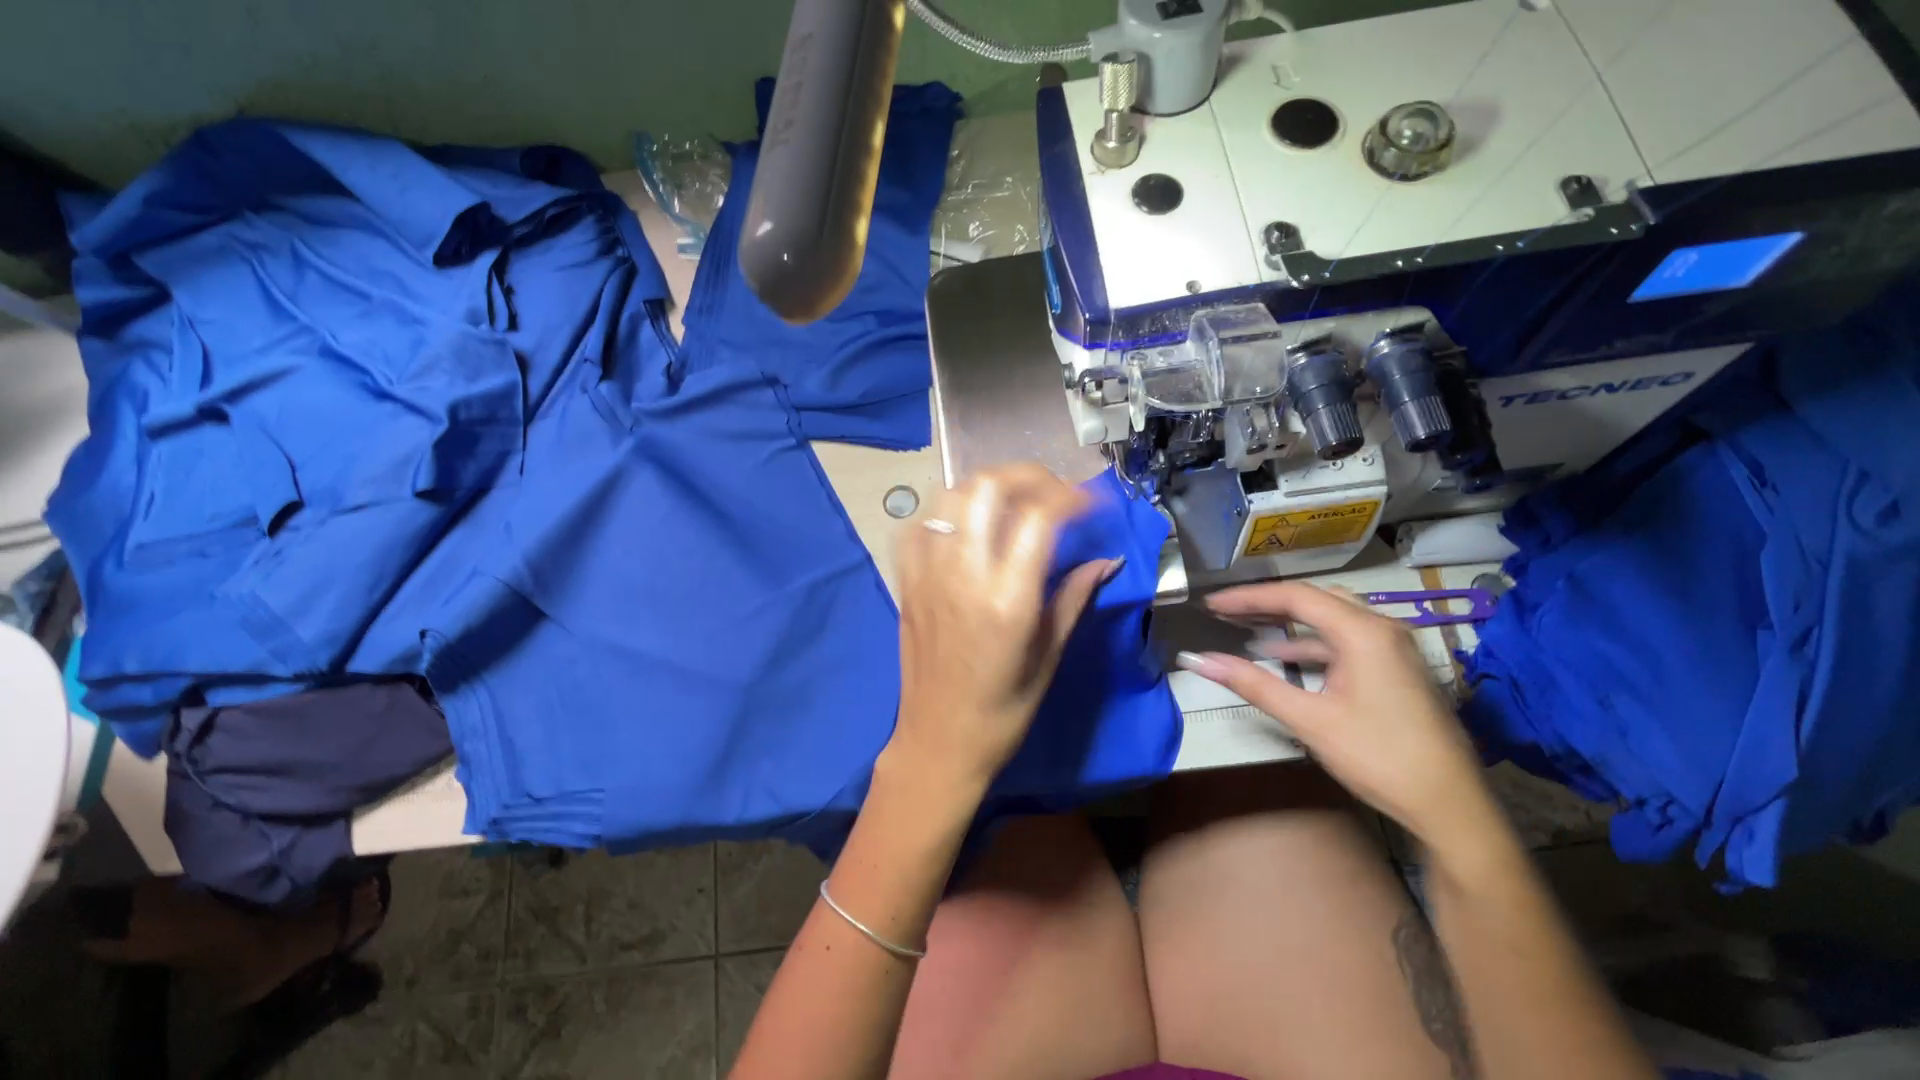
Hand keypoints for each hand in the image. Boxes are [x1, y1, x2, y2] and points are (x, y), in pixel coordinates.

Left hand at [884, 464, 1120, 793]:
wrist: (937, 743)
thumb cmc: (1003, 712)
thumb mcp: (1049, 658)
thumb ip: (1074, 598)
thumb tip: (1105, 559)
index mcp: (1007, 600)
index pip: (1039, 517)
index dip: (1072, 496)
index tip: (1092, 500)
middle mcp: (963, 576)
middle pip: (987, 488)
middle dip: (1026, 476)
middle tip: (1053, 492)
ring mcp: (927, 575)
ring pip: (949, 496)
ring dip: (986, 487)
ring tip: (1013, 502)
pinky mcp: (906, 582)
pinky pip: (919, 525)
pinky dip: (945, 511)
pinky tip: (967, 524)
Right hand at [1177, 582, 1490, 846]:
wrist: (1449, 803)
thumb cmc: (1379, 757)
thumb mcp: (1310, 721)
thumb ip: (1255, 685)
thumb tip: (1202, 662)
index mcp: (1364, 632)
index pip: (1296, 596)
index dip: (1248, 598)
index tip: (1211, 604)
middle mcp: (1383, 628)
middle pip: (1317, 600)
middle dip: (1269, 604)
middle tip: (1227, 611)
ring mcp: (1395, 647)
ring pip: (1334, 619)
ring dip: (1291, 623)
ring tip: (1248, 628)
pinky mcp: (1398, 668)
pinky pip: (1348, 641)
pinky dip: (1314, 644)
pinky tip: (1287, 658)